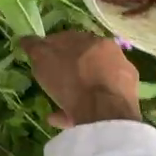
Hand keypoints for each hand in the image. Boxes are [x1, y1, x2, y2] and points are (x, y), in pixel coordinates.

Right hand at [17, 30, 142, 128]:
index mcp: (95, 40)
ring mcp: (124, 79)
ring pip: (92, 81)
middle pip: (83, 60)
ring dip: (76, 90)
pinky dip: (84, 105)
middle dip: (66, 69)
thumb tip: (27, 39)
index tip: (39, 59)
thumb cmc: (71, 79)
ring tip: (57, 103)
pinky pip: (99, 99)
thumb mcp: (41, 58)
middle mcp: (114, 55)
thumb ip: (33, 46)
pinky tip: (66, 116)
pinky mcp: (128, 101)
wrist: (104, 114)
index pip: (67, 39)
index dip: (50, 48)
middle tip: (50, 79)